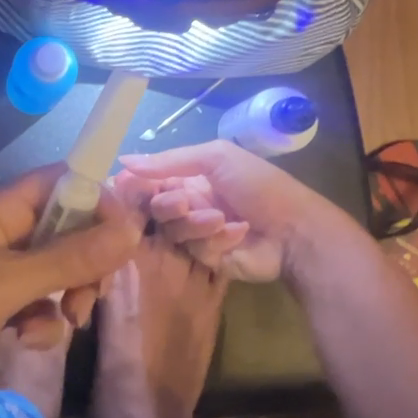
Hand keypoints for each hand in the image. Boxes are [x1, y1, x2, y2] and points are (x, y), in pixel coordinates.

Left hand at [0, 166, 141, 403]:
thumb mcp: (5, 285)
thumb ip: (68, 257)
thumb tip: (132, 227)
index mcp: (1, 209)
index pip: (66, 181)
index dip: (101, 202)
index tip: (125, 243)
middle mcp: (2, 229)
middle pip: (70, 228)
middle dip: (86, 265)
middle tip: (84, 303)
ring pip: (57, 269)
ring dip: (64, 298)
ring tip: (52, 328)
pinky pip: (35, 299)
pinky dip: (40, 319)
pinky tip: (27, 341)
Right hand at [119, 140, 367, 284]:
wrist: (296, 231)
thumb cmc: (259, 186)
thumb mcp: (216, 158)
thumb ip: (170, 160)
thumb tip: (123, 160)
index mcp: (190, 178)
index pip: (150, 181)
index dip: (137, 184)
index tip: (121, 185)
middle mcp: (189, 205)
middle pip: (155, 208)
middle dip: (167, 205)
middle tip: (182, 204)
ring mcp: (197, 234)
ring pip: (172, 231)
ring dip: (196, 223)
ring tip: (221, 219)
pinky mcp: (207, 260)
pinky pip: (193, 250)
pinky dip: (216, 240)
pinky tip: (238, 234)